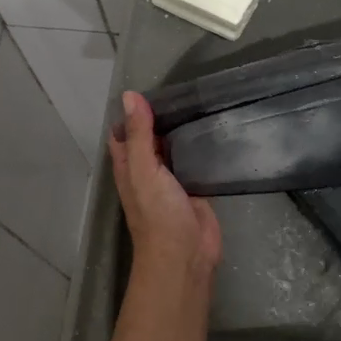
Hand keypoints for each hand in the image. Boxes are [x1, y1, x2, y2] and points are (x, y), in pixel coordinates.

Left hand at [110, 91, 221, 276]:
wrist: (186, 255)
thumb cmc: (157, 214)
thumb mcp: (143, 170)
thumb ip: (139, 134)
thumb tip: (129, 95)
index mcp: (130, 167)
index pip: (125, 133)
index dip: (131, 112)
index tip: (148, 86)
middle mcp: (149, 171)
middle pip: (151, 138)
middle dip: (161, 117)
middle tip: (183, 87)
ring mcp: (173, 180)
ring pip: (175, 148)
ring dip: (183, 130)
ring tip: (201, 100)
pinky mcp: (196, 187)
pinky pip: (196, 161)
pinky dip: (202, 147)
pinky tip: (215, 129)